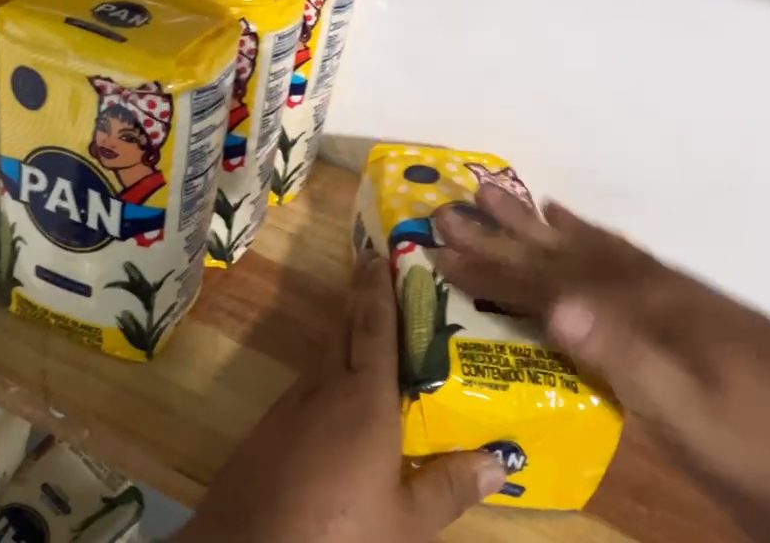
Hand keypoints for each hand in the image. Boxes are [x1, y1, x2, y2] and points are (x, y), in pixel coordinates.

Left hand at [175, 254, 506, 542]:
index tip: (382, 254)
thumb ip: (449, 486)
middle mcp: (325, 388)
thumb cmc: (339, 533)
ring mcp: (291, 406)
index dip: (380, 290)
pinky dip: (326, 374)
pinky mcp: (269, 429)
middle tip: (377, 269)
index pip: (375, 328)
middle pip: (345, 329)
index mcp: (365, 399)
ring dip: (344, 334)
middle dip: (360, 297)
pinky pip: (307, 386)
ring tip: (366, 328)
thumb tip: (500, 459)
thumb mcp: (406, 523)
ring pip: (324, 356)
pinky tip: (334, 394)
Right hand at [428, 188, 769, 512]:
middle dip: (499, 231)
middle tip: (451, 204)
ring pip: (581, 244)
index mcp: (630, 307)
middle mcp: (638, 285)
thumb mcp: (689, 405)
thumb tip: (555, 304)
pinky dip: (587, 235)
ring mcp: (661, 289)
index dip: (487, 262)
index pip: (541, 279)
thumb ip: (620, 353)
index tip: (438, 241)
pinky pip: (618, 253)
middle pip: (554, 250)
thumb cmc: (763, 429)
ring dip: (535, 223)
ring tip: (501, 194)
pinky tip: (576, 226)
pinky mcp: (680, 302)